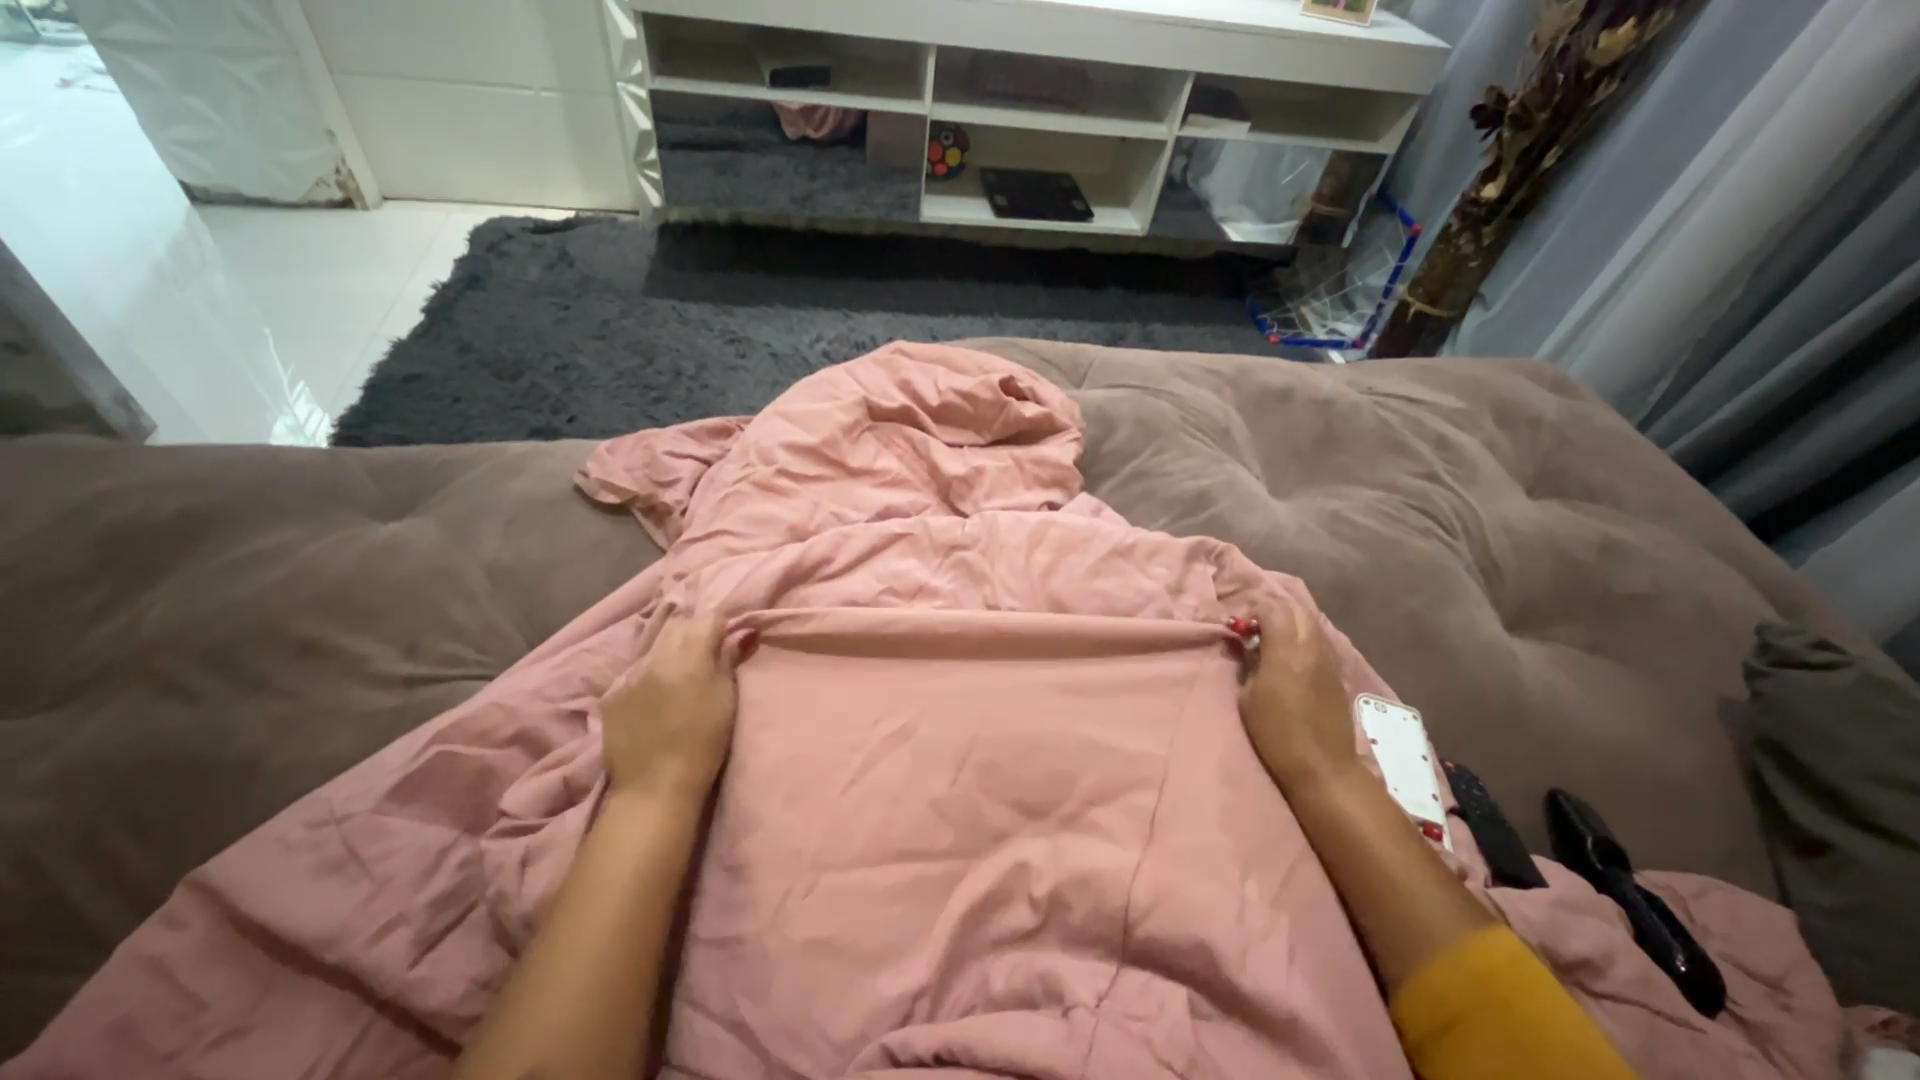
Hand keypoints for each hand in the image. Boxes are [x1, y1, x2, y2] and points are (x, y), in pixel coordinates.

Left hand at [600, 612, 739, 800]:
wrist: (654, 787)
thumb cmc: (704, 744)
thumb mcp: (726, 700)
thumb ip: (729, 660)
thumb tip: (741, 632)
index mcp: (688, 654)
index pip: (708, 616)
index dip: (723, 624)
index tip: (731, 639)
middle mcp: (655, 656)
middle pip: (678, 625)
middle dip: (695, 631)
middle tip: (709, 655)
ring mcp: (630, 674)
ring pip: (656, 647)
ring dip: (672, 652)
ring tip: (682, 678)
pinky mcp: (613, 694)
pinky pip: (636, 672)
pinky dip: (651, 676)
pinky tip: (657, 700)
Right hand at [1238, 604, 1358, 794]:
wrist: (1322, 764)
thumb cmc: (1276, 732)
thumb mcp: (1248, 697)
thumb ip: (1249, 663)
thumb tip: (1248, 646)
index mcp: (1285, 650)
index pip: (1272, 609)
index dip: (1254, 609)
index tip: (1240, 625)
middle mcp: (1311, 647)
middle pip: (1296, 609)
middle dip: (1275, 610)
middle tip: (1256, 627)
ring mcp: (1328, 659)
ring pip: (1311, 623)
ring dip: (1291, 623)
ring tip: (1272, 641)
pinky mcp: (1336, 673)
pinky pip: (1319, 642)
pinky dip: (1303, 639)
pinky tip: (1290, 658)